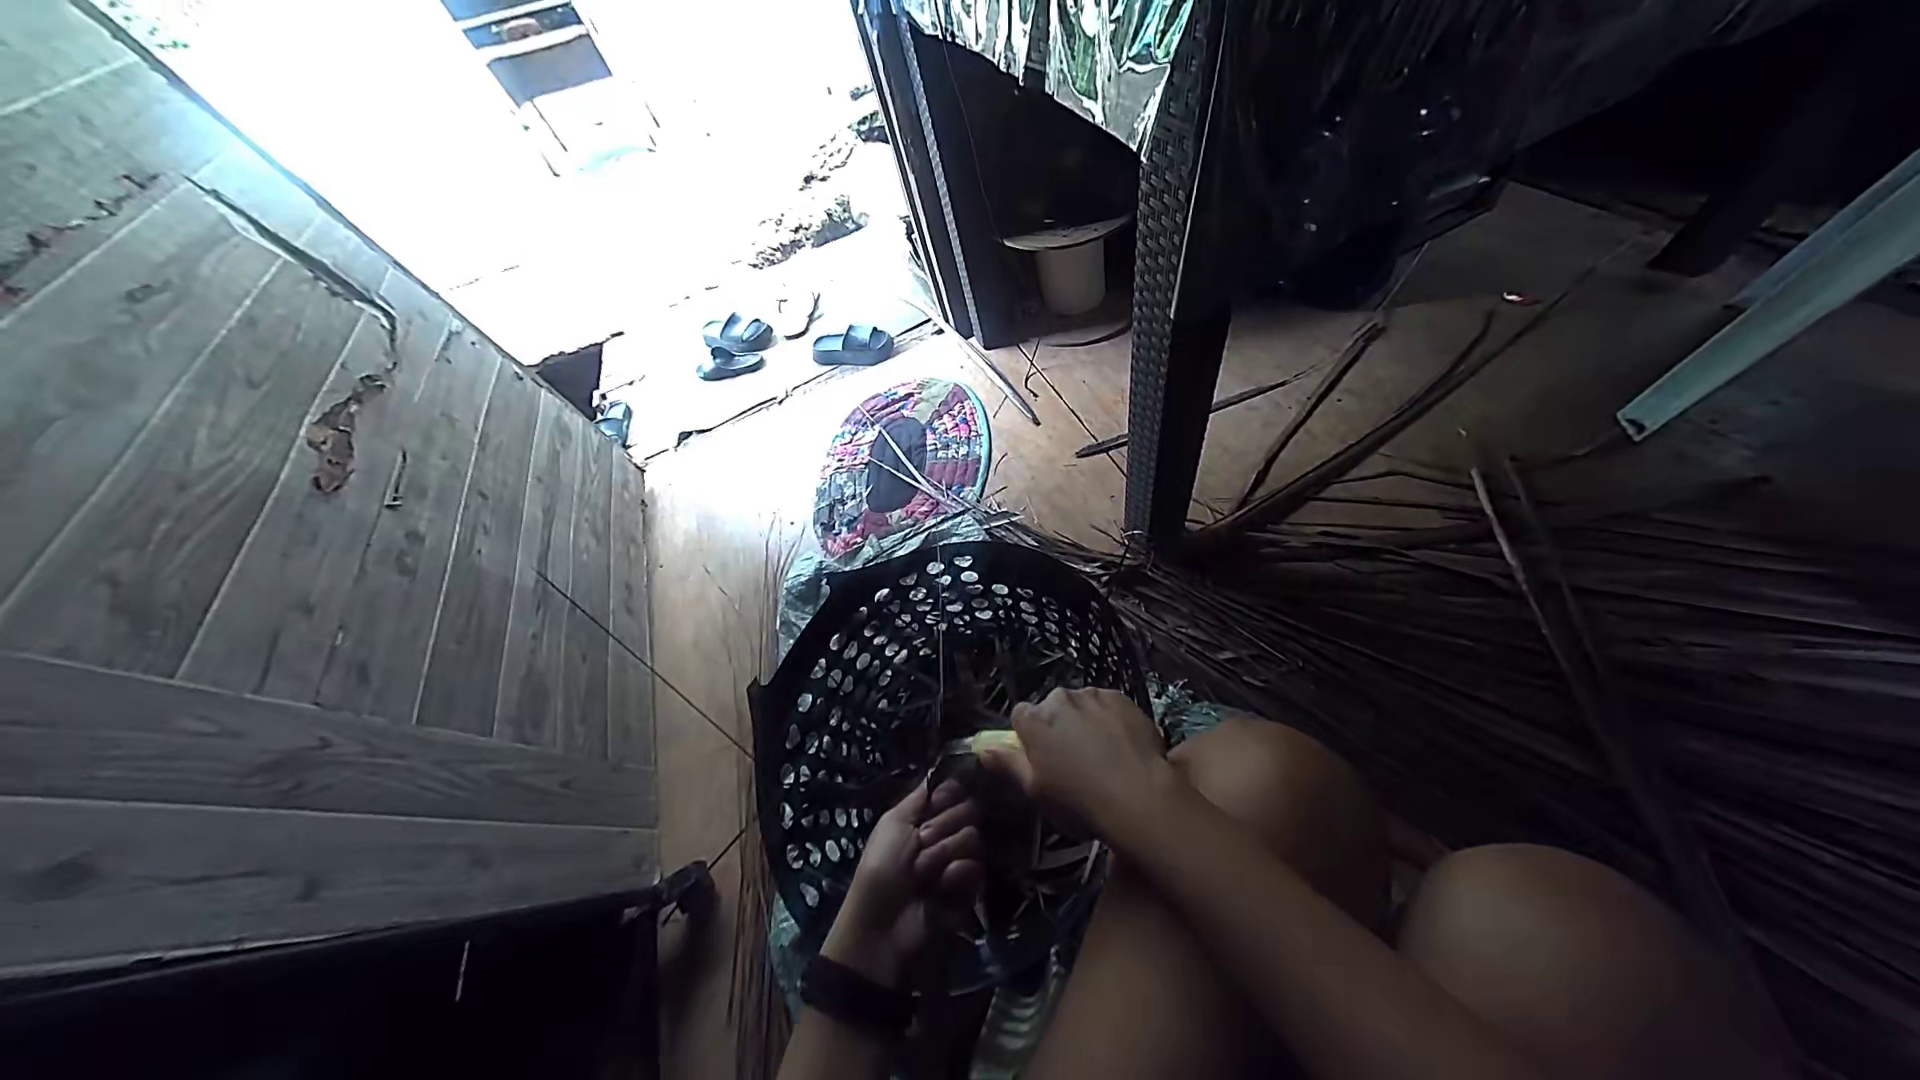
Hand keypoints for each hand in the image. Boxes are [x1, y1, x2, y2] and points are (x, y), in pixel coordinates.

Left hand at [820, 779, 983, 987]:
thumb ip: (922, 794)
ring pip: (973, 837)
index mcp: (929, 815)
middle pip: (969, 809)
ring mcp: (962, 858)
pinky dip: (956, 875)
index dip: (949, 795)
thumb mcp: (894, 821)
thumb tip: (945, 768)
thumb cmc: (882, 866)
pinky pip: (977, 866)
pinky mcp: (972, 886)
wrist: (884, 923)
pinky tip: (941, 887)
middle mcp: (949, 832)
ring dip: (944, 853)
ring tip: (924, 873)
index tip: (937, 804)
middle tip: (921, 844)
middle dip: (943, 826)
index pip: (957, 790)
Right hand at [978, 687, 1173, 839]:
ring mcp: (1093, 695)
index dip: (1030, 736)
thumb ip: (1008, 764)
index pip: (1021, 716)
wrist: (1141, 795)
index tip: (1043, 757)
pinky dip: (1111, 719)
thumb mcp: (1037, 791)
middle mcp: (1060, 699)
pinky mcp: (1122, 698)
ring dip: (1086, 721)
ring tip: (1104, 754)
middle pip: (1052, 708)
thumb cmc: (1081, 802)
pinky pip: (1109, 705)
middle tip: (1075, 760)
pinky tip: (1123, 745)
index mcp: (1034, 720)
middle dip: (1060, 726)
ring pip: (1082, 705)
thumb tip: (982, 748)